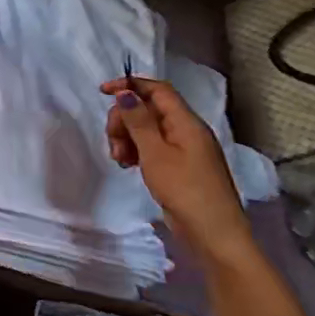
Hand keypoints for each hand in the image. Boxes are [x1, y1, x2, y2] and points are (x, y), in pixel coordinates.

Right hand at [102, 76, 250, 247]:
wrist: (211, 230)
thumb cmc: (184, 188)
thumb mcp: (155, 153)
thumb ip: (138, 121)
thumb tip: (125, 93)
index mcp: (186, 123)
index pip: (158, 90)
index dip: (130, 85)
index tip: (102, 91)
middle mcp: (186, 130)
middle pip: (148, 109)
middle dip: (124, 120)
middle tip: (114, 143)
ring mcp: (183, 148)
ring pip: (146, 128)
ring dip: (126, 138)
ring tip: (120, 159)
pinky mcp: (178, 164)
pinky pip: (151, 146)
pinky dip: (135, 150)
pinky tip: (128, 165)